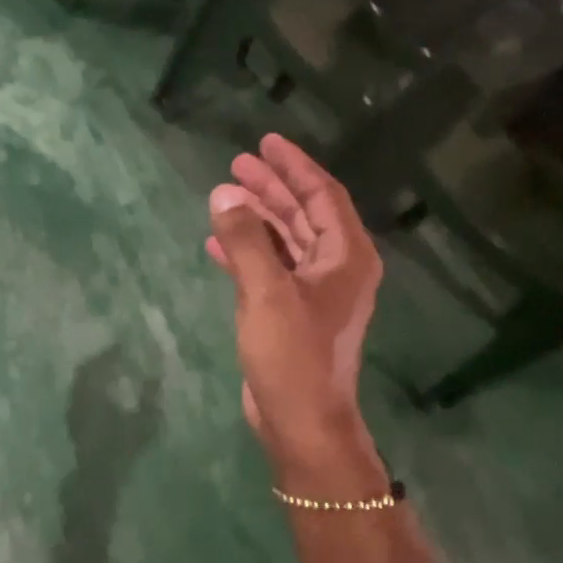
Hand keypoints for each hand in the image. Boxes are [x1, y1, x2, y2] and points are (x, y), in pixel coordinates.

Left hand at [66, 345, 162, 469]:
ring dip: (94, 371)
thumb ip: (151, 396)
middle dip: (101, 358)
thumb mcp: (144, 423)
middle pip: (86, 368)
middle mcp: (79, 394)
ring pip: (80, 380)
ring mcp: (73, 406)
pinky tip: (102, 392)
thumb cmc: (122, 448)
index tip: (124, 344)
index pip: (102, 363)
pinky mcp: (72, 418)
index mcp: (95, 391)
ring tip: (111, 370)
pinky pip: (78, 392)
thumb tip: (158, 373)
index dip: (113, 351)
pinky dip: (89, 385)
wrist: (96, 474)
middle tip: (116, 354)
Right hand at [207, 135, 384, 496]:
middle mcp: (335, 269)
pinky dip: (245, 252)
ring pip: (285, 241)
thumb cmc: (293, 354)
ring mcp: (313, 293)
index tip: (266, 142)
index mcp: (345, 258)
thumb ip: (246, 240)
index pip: (322, 197)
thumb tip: (224, 191)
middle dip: (272, 187)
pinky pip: (268, 268)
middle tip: (238, 163)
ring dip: (257, 217)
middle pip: (304, 214)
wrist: (301, 420)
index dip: (295, 167)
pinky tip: (217, 243)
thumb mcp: (266, 293)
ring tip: (225, 194)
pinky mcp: (290, 312)